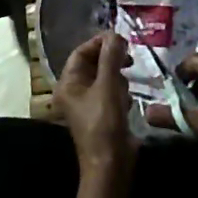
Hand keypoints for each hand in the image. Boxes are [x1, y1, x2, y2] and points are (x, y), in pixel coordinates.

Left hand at [55, 32, 137, 170]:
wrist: (111, 164)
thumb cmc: (104, 124)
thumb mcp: (107, 87)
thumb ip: (111, 58)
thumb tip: (115, 34)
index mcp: (68, 84)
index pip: (80, 53)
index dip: (99, 43)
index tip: (120, 38)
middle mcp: (75, 91)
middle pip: (93, 64)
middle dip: (110, 60)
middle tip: (129, 57)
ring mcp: (89, 103)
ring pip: (104, 78)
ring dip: (117, 77)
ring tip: (125, 86)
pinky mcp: (103, 114)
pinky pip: (112, 93)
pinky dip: (120, 92)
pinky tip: (127, 102)